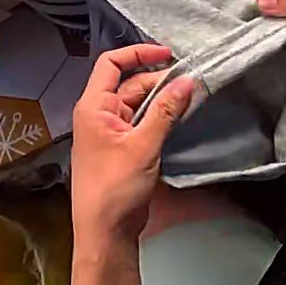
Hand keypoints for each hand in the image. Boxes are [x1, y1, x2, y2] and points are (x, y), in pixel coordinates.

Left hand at [70, 44, 197, 247]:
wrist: (105, 231)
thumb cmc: (115, 187)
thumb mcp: (143, 146)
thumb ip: (165, 112)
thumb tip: (187, 81)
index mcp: (93, 106)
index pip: (111, 64)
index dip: (138, 53)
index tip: (167, 55)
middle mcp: (99, 114)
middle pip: (129, 84)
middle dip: (159, 80)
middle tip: (192, 81)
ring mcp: (111, 131)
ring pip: (139, 104)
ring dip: (162, 99)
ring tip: (192, 96)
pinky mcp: (123, 148)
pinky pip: (142, 123)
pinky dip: (160, 117)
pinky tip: (181, 116)